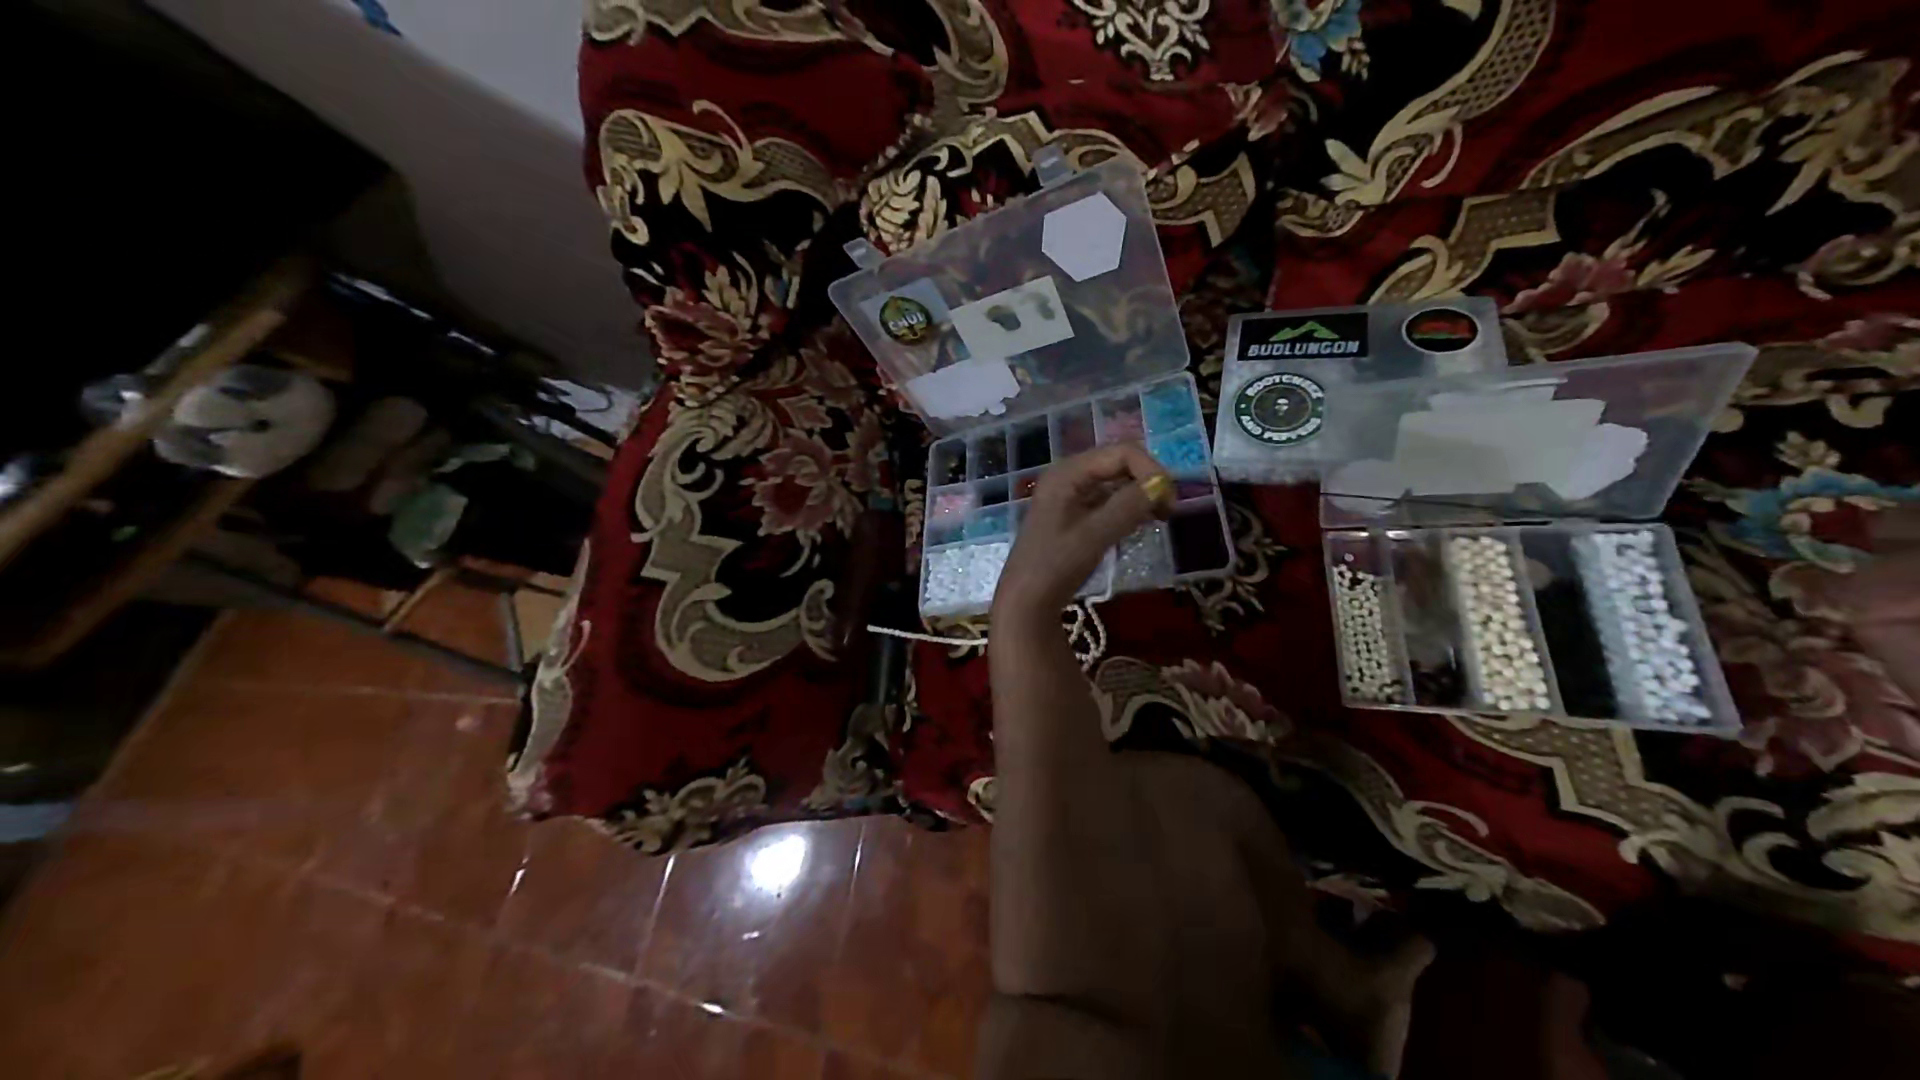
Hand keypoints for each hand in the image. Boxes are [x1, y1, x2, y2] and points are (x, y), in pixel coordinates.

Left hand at [991, 443, 1171, 623]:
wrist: (1026, 601)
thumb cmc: (1055, 566)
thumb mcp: (1094, 536)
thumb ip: (1127, 507)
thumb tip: (1161, 485)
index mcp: (1067, 473)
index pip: (1121, 453)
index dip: (1150, 470)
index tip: (1169, 501)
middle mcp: (1068, 476)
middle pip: (1119, 463)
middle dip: (1147, 481)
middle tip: (1169, 510)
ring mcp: (1070, 495)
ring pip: (1116, 482)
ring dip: (1140, 495)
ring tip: (1160, 518)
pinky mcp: (1074, 514)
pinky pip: (1108, 500)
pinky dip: (1128, 508)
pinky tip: (1142, 524)